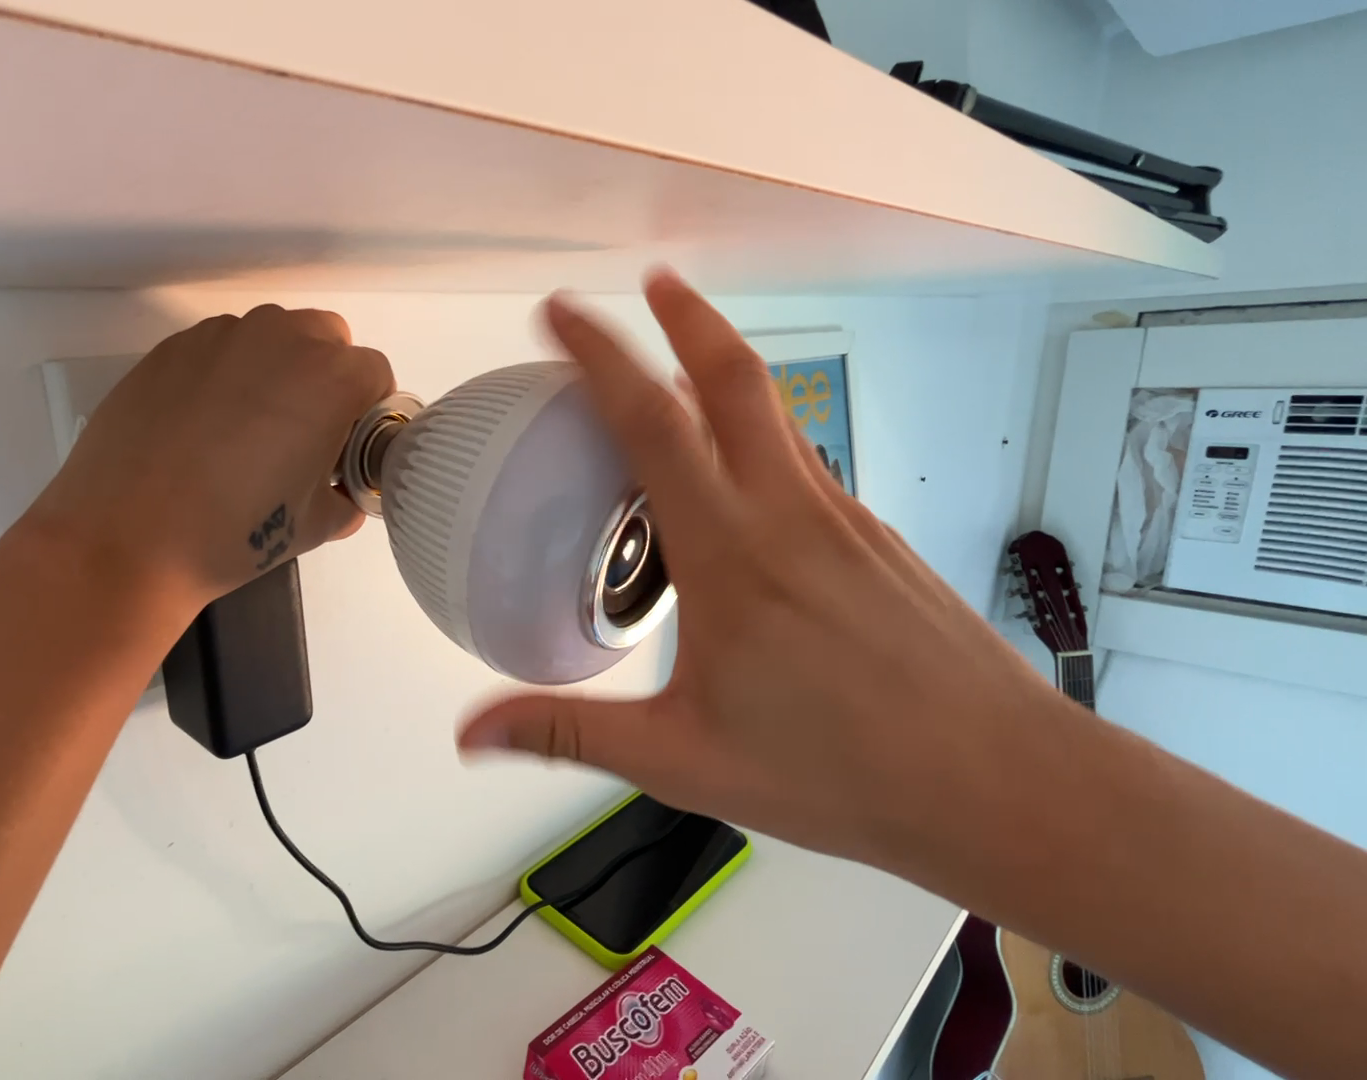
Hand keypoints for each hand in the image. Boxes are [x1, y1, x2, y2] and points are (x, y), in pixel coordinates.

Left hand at [26, 305, 393, 617]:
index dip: (366, 411)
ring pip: (271, 336)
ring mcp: (220, 337)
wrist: (127, 537)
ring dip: (276, 370)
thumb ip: (344, 501)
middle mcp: (279, 339)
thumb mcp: (314, 528)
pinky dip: (226, 374)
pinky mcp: (170, 348)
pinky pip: (220, 349)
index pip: (374, 373)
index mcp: (328, 379)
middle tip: (301, 434)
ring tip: (245, 431)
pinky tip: (200, 428)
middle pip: (326, 339)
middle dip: (326, 378)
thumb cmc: (235, 534)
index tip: (344, 446)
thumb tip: (342, 496)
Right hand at [457, 270, 1073, 864]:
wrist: (1006, 786)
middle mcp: (789, 515)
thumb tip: (472, 731)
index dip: (600, 355)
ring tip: (684, 353)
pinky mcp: (876, 540)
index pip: (653, 425)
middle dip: (685, 316)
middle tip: (650, 280)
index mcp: (730, 556)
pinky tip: (744, 472)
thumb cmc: (842, 773)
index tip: (562, 313)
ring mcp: (843, 519)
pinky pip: (805, 461)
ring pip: (777, 413)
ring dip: (726, 364)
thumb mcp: (682, 760)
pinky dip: (760, 432)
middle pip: (734, 379)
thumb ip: (567, 733)